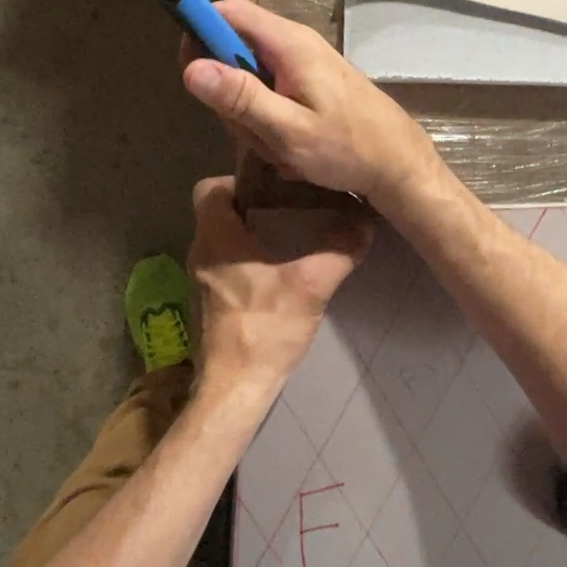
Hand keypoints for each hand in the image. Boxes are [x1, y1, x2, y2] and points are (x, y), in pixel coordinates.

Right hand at [179, 0, 443, 206]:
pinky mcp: (309, 85)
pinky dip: (269, 122)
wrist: (398, 165)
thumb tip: (193, 68)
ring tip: (276, 145)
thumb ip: (242, 99)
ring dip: (250, 115)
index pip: (228, 12)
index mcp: (289, 44)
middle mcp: (295, 45)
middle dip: (227, 90)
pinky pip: (270, 94)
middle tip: (247, 130)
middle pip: (234, 48)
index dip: (199, 31)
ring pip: (249, 78)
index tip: (190, 71)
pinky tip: (288, 147)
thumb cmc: (349, 149)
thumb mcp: (289, 131)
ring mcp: (303, 65)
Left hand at [187, 176, 372, 394]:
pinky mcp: (210, 303)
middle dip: (251, 205)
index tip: (271, 186)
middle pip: (218, 212)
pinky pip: (224, 265)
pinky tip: (278, 273)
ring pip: (221, 240)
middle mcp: (201, 253)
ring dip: (249, 234)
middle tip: (289, 207)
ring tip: (289, 235)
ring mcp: (201, 281)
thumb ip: (338, 250)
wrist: (234, 388)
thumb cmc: (264, 329)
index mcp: (216, 238)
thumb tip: (365, 222)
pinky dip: (247, 260)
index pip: (210, 188)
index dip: (237, 179)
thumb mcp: (310, 286)